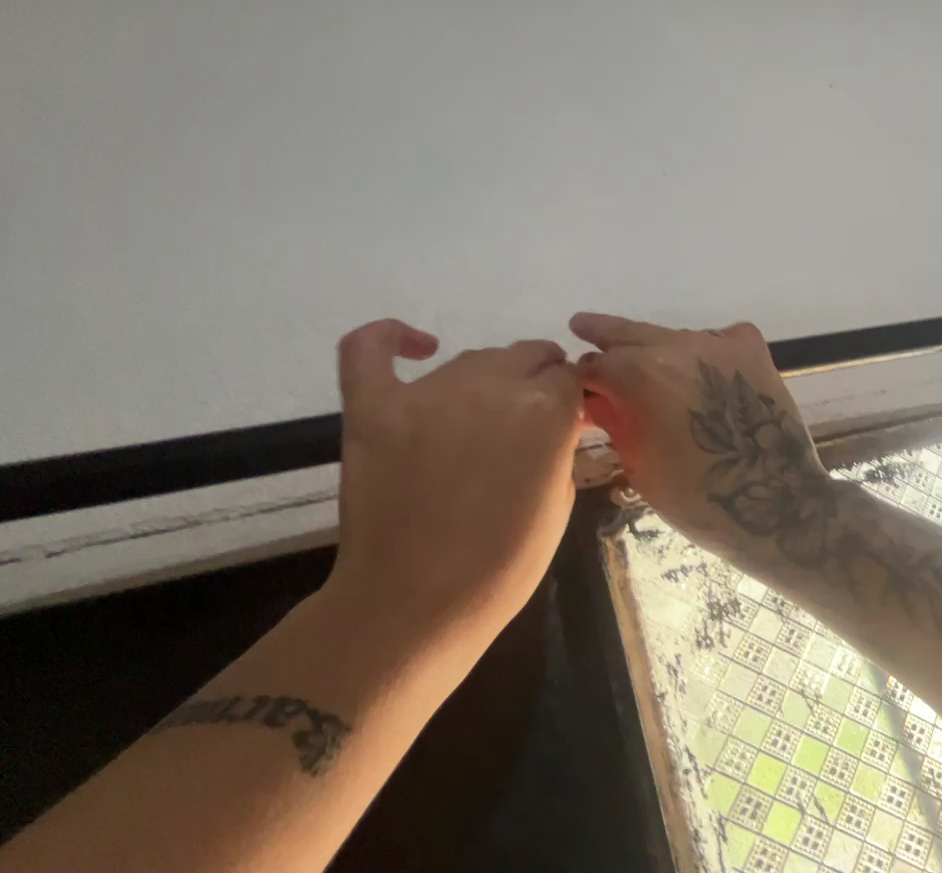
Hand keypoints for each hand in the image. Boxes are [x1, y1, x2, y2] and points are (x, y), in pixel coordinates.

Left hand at [324, 320, 581, 638]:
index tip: (566, 421)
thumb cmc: (505, 564)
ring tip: (481, 418)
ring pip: (472, 359)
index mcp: (547, 409)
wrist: (417, 604)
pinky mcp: (374, 406)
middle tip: (528, 421)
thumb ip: (562, 446)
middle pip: (526, 356)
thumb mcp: (561, 499)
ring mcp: (428, 392)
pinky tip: (415, 346)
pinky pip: (372, 349)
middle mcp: (492, 385)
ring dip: (488, 378)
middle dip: (538, 381)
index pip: (569, 377)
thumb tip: (558, 423)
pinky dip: (390, 337)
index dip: (570, 398)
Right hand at [571, 312, 828, 539]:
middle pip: (628, 334)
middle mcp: (675, 347)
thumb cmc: (695, 498)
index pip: (593, 365)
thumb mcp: (638, 463)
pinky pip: (718, 338)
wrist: (774, 501)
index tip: (575, 385)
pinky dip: (705, 348)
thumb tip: (600, 401)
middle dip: (603, 336)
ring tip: (644, 357)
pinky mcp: (752, 351)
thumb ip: (616, 421)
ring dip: (655, 347)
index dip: (580, 377)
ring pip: (672, 337)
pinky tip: (702, 366)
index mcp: (638, 375)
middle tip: (583, 326)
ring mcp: (717, 345)